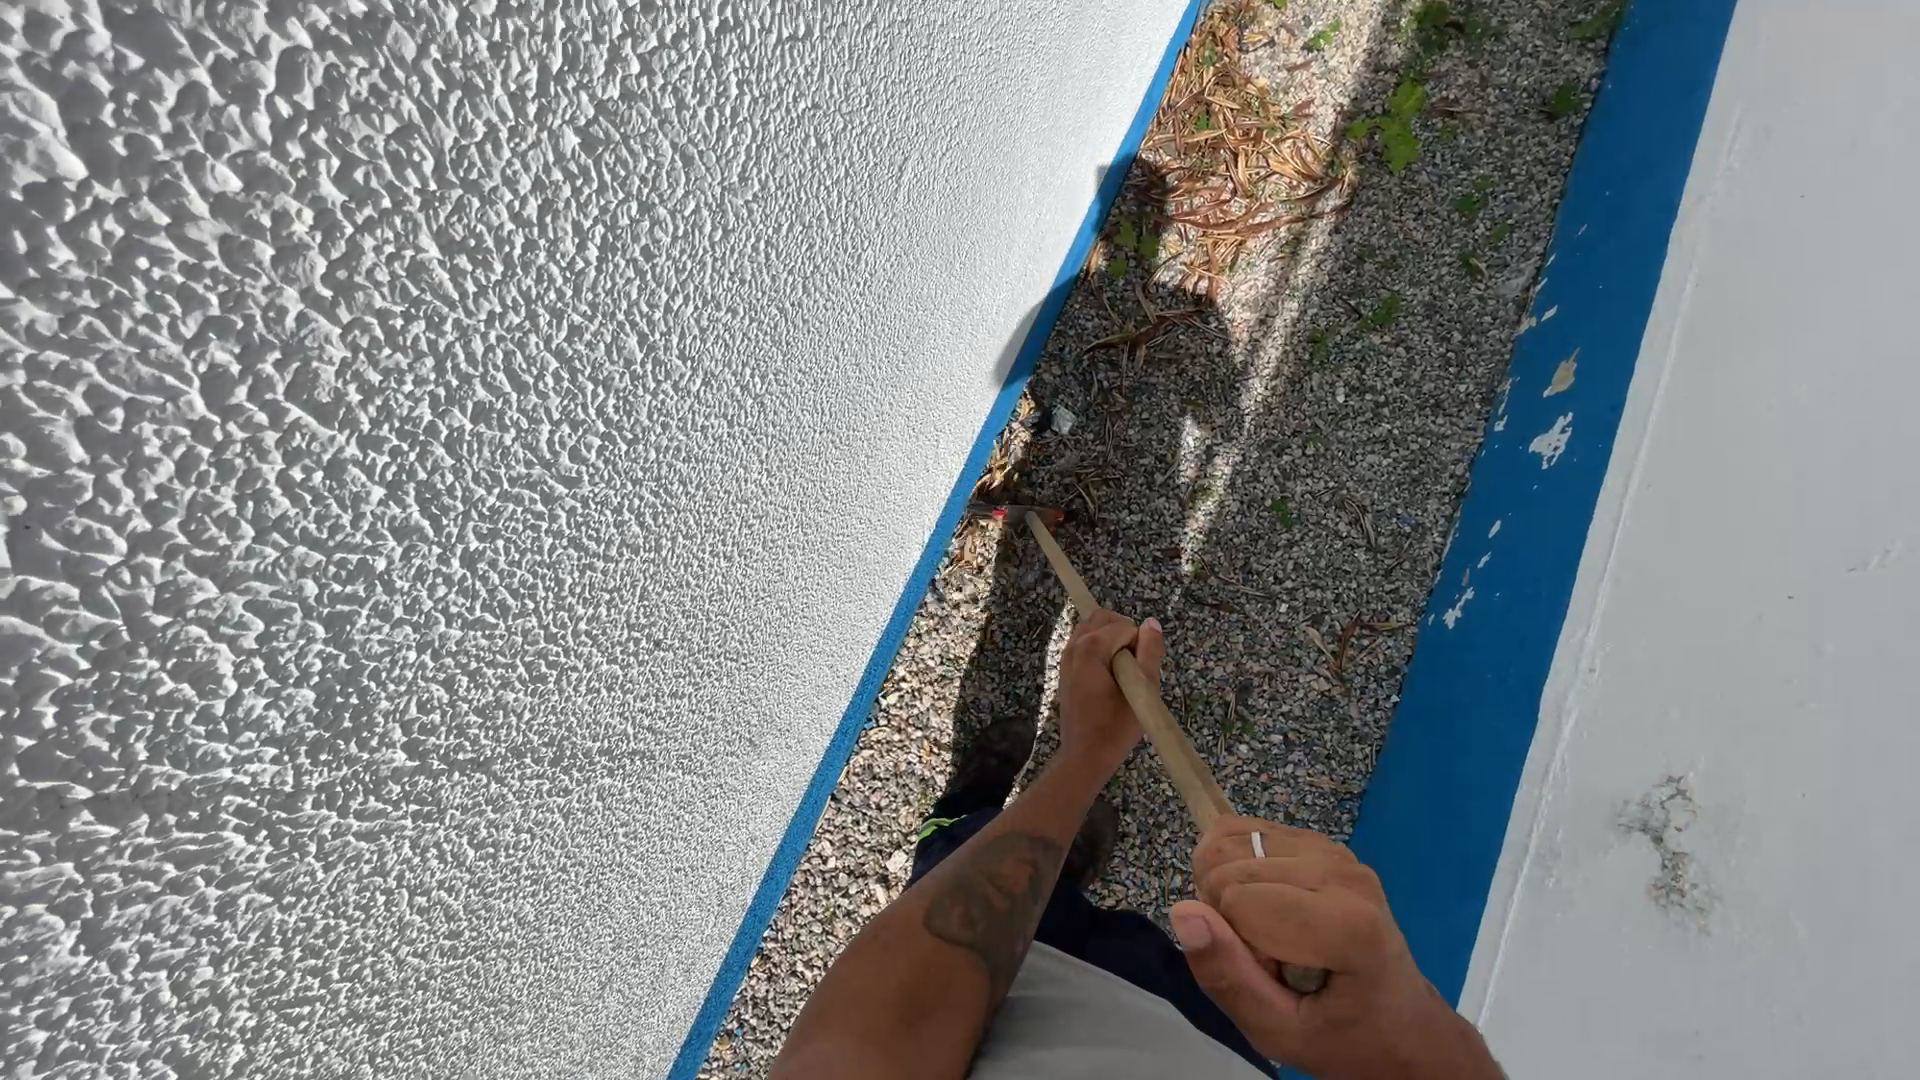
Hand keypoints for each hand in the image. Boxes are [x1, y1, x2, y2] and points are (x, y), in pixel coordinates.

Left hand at [1055, 609, 1162, 770]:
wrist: (1085, 754)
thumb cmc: (1115, 726)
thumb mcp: (1143, 689)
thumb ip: (1149, 652)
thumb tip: (1151, 623)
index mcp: (1091, 648)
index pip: (1125, 626)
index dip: (1140, 645)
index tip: (1142, 671)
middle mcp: (1074, 645)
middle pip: (1103, 618)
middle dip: (1124, 633)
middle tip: (1135, 665)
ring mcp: (1066, 656)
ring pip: (1092, 629)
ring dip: (1111, 640)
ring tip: (1124, 671)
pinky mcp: (1065, 668)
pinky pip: (1084, 644)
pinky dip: (1099, 649)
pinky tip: (1109, 676)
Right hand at [1170, 816, 1500, 1079]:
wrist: (1403, 1024)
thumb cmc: (1343, 1037)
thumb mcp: (1279, 1034)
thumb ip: (1228, 977)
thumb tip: (1182, 911)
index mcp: (1346, 924)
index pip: (1235, 898)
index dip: (1231, 942)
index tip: (1268, 977)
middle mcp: (1341, 870)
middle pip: (1227, 863)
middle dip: (1224, 911)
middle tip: (1264, 956)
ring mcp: (1331, 848)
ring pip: (1226, 840)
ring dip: (1226, 886)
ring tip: (1265, 929)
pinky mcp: (1317, 838)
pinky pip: (1240, 829)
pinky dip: (1233, 862)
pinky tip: (1261, 899)